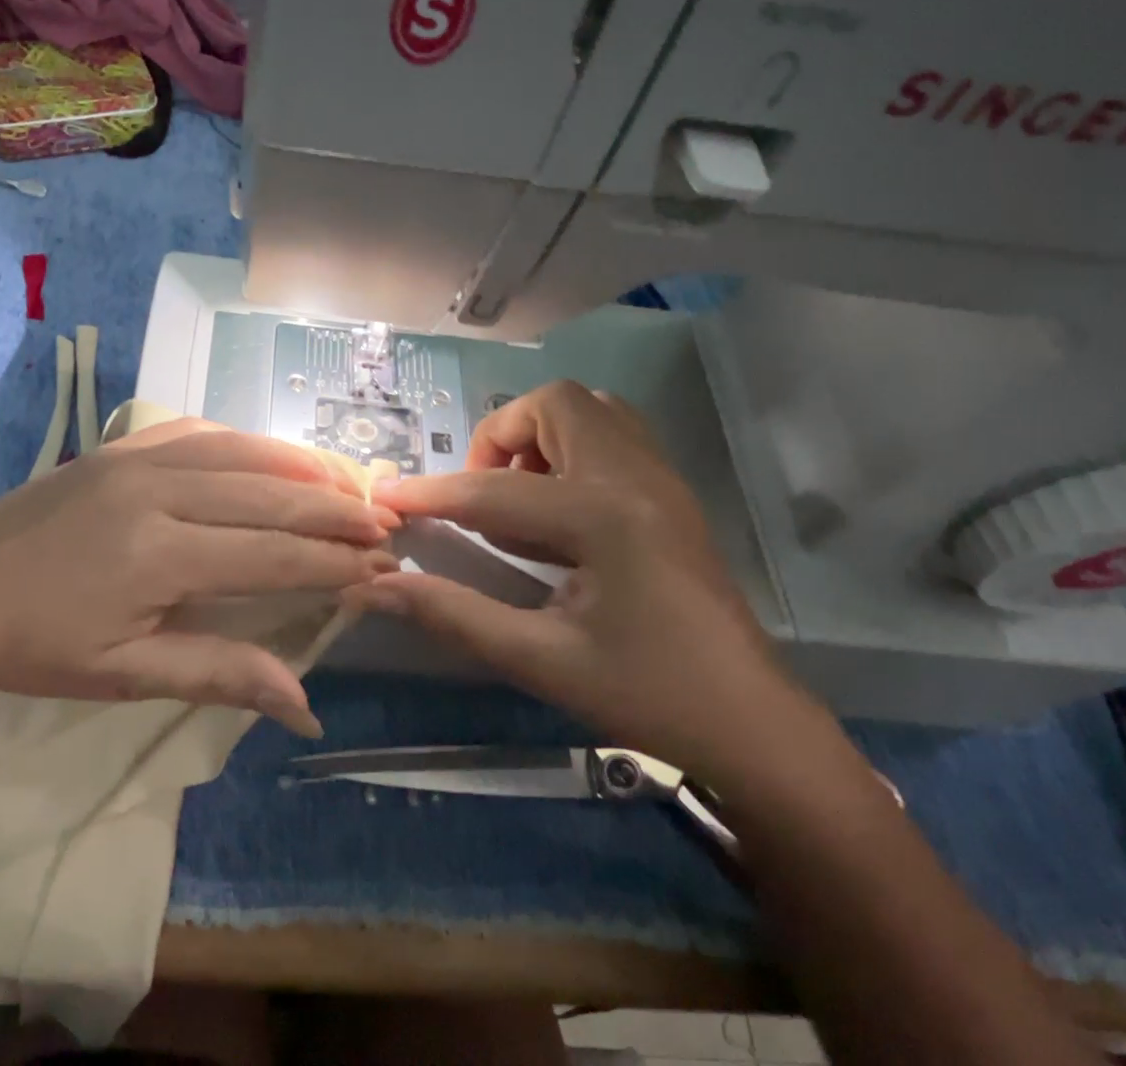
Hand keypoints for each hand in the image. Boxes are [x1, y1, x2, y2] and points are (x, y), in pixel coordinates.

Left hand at [0, 420, 398, 735]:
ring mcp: (132, 458)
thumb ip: (221, 676)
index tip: (383, 567)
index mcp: (159, 556)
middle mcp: (155, 491)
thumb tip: (306, 707)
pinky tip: (270, 456)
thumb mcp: (126, 676)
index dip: (334, 563)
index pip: (273, 555)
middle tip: (386, 522)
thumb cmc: (37, 649)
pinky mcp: (114, 447)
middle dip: (336, 509)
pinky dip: (246, 442)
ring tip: (348, 485)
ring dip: (301, 467)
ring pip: (241, 450)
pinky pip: (196, 430)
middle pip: (270, 493)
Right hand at [351, 382, 822, 782]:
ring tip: (514, 502)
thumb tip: (379, 587)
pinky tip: (554, 521)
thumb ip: (455, 614)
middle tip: (474, 498)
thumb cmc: (646, 693)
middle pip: (557, 404)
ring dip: (539, 439)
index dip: (429, 495)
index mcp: (604, 517)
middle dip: (499, 438)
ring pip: (592, 412)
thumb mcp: (540, 659)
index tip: (382, 495)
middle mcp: (637, 479)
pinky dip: (571, 454)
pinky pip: (615, 439)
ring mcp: (663, 483)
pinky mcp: (673, 499)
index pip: (494, 492)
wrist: (747, 721)